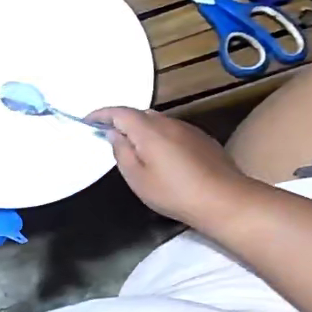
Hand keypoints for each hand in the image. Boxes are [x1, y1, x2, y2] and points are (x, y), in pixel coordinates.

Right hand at [87, 106, 255, 227]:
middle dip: (121, 121)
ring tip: (135, 150)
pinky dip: (160, 137)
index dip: (101, 114)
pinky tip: (162, 158)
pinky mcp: (202, 139)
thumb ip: (122, 152)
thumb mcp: (137, 178)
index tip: (87, 121)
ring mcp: (188, 129)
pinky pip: (173, 131)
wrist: (224, 200)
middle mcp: (168, 122)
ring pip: (158, 122)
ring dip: (142, 130)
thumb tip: (114, 133)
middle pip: (139, 114)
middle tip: (109, 138)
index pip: (119, 112)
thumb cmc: (174, 193)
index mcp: (148, 130)